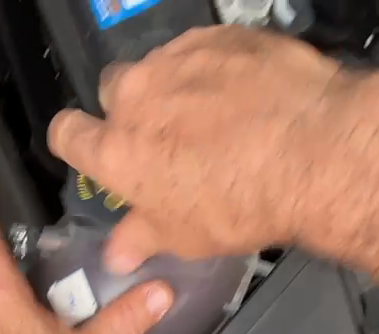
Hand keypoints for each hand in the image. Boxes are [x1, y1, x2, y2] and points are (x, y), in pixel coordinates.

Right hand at [46, 26, 378, 272]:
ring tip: (214, 124)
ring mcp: (177, 59)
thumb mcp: (184, 238)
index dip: (76, 142)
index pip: (66, 134)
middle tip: (168, 143)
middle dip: (132, 114)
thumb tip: (119, 253)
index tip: (91, 148)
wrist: (311, 151)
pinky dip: (214, 73)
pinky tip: (242, 100)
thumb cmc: (242, 201)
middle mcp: (137, 96)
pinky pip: (202, 51)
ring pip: (159, 70)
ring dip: (176, 92)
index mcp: (118, 151)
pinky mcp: (218, 36)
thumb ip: (141, 237)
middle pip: (113, 94)